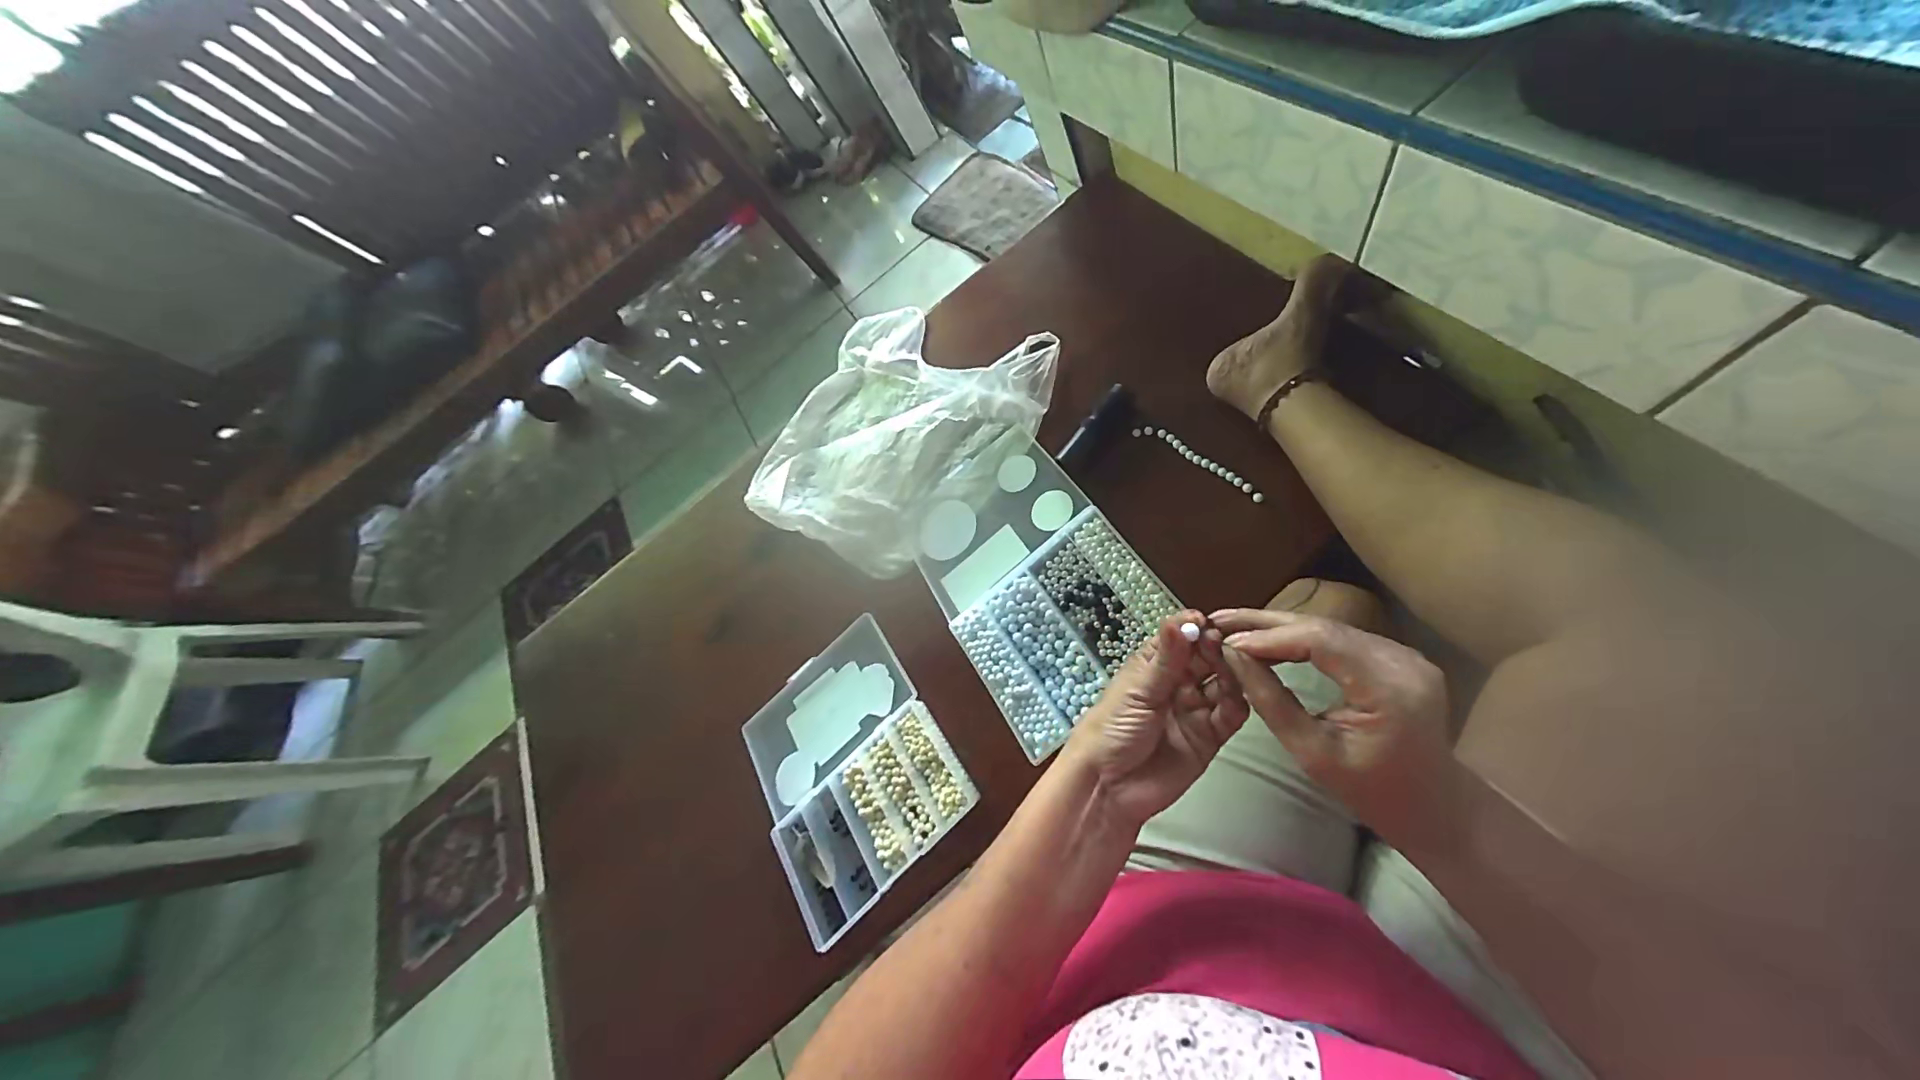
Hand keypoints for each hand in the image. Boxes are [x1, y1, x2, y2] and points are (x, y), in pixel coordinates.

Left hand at [1062, 611, 1249, 829]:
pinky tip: (1240, 696)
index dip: (1196, 629)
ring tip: (1239, 666)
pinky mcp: (1208, 736)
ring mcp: (1194, 709)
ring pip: (1224, 684)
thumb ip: (1167, 659)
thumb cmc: (1111, 730)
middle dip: (1219, 649)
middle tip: (1230, 644)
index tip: (1213, 623)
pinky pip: (1230, 715)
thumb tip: (1185, 619)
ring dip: (1232, 673)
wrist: (1108, 787)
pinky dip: (1237, 704)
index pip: (1181, 638)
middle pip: (1207, 658)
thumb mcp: (1138, 690)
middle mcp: (1176, 683)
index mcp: (1153, 664)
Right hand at [1210, 607, 1462, 848]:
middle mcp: (1403, 661)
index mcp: (1389, 688)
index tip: (1225, 641)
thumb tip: (1231, 656)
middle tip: (1219, 621)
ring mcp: (1405, 655)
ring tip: (1234, 627)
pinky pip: (1340, 637)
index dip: (1267, 637)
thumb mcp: (1312, 752)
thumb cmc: (1372, 792)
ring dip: (1279, 627)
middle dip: (1266, 624)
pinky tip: (1269, 639)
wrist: (1435, 807)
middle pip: (1323, 627)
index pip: (1319, 641)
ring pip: (1329, 627)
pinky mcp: (1398, 657)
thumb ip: (1271, 700)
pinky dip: (1300, 637)